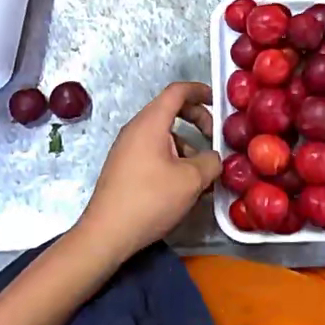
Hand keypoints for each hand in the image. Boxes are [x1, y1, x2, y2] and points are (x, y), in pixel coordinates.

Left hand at [73, 82, 221, 261]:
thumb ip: (211, 162)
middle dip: (197, 119)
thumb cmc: (149, 200)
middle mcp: (136, 129)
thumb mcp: (191, 180)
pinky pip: (154, 152)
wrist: (107, 233)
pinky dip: (173, 159)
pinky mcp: (124, 167)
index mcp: (150, 122)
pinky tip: (184, 186)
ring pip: (164, 135)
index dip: (199, 91)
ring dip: (187, 146)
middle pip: (170, 111)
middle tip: (214, 137)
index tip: (217, 101)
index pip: (177, 91)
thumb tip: (214, 158)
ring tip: (202, 174)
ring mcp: (127, 148)